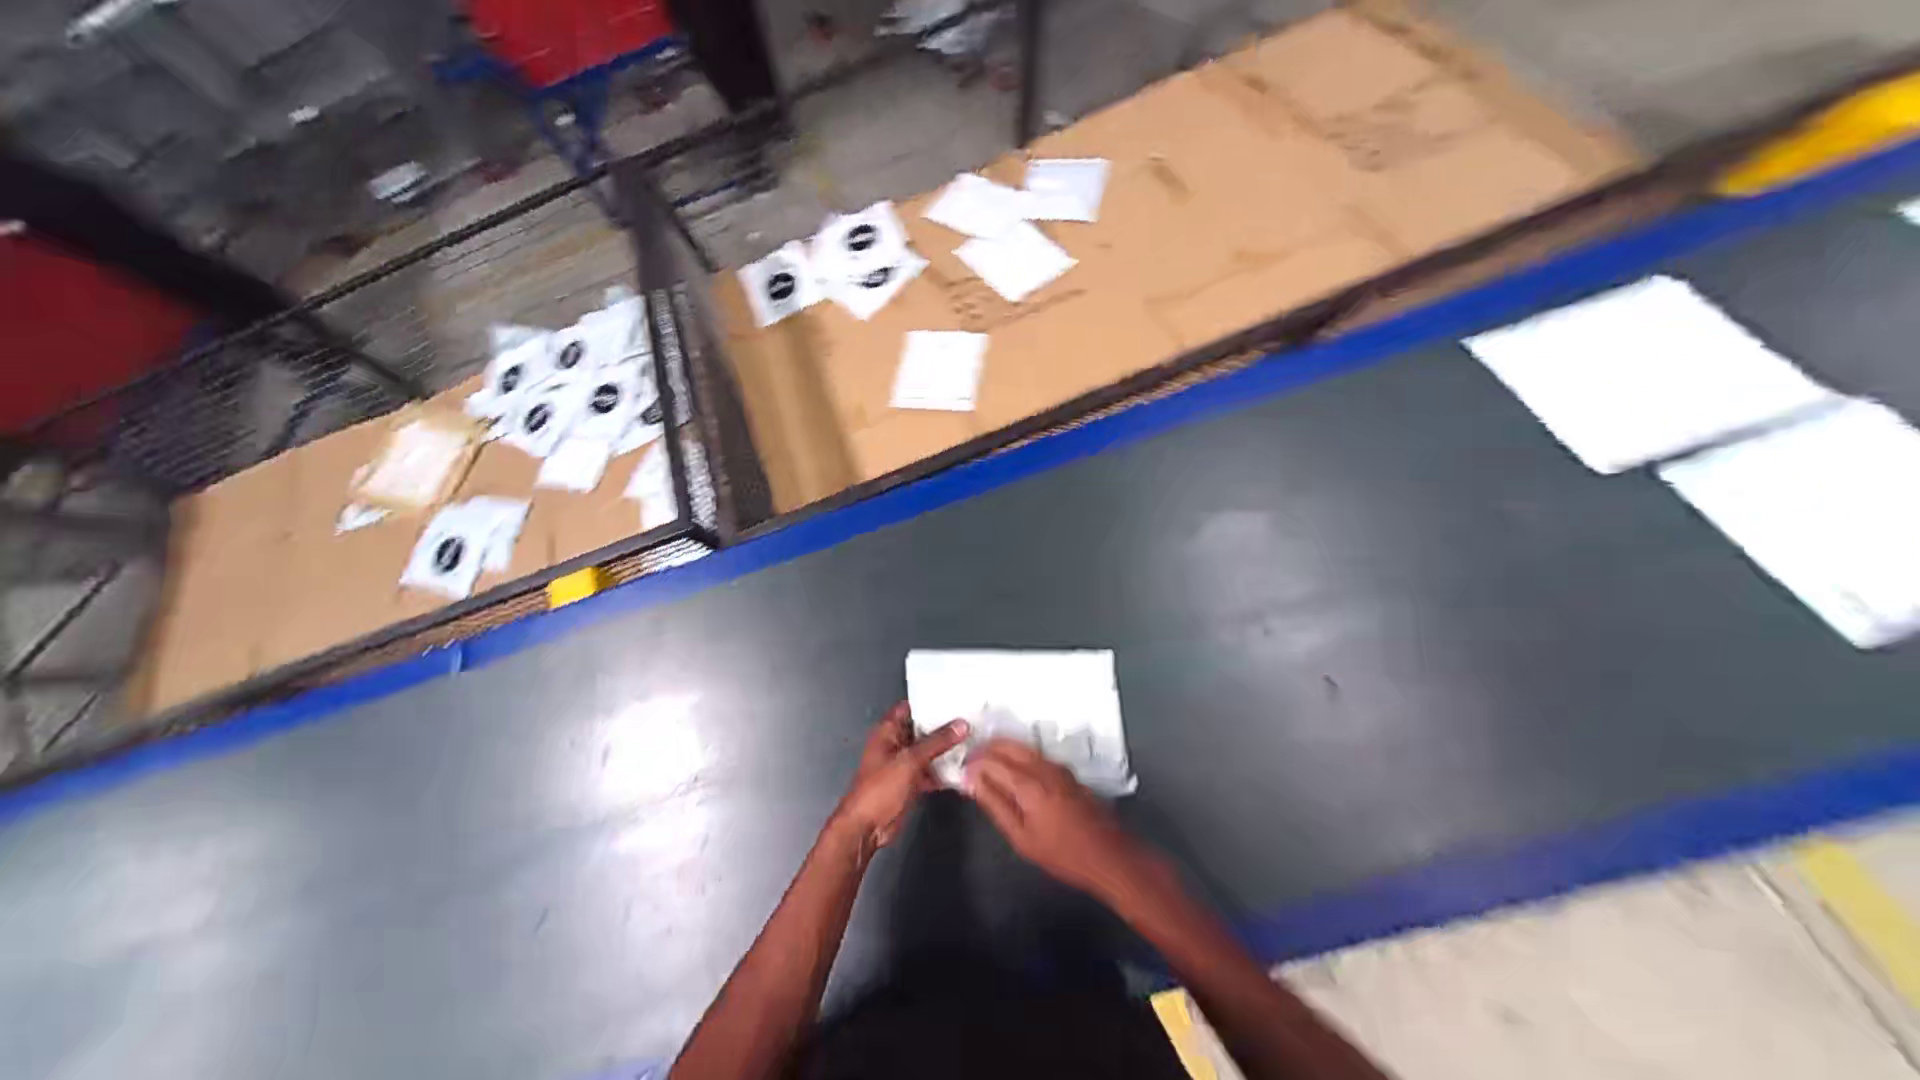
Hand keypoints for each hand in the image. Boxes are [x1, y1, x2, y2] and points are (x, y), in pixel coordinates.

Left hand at [828, 702, 967, 851]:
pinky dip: (943, 772)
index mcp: (887, 731)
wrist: (867, 827)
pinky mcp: (910, 783)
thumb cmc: (879, 788)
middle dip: (943, 727)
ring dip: (945, 750)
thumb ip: (937, 742)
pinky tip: (962, 770)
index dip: (929, 702)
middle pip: (922, 730)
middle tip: (970, 719)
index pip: (910, 708)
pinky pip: (930, 771)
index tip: (953, 699)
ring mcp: (903, 764)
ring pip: (928, 752)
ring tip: (972, 741)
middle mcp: (895, 744)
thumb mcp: (910, 760)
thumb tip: (961, 725)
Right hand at [964, 738, 1152, 900]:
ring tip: (986, 762)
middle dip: (986, 749)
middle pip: (1007, 745)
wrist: (1108, 855)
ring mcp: (1057, 767)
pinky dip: (1017, 754)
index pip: (991, 761)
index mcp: (1028, 783)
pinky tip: (1012, 768)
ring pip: (1022, 746)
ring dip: (1001, 748)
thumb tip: (973, 782)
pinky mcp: (1067, 772)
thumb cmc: (1063, 854)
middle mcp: (1043, 767)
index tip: (961, 772)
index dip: (973, 764)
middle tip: (970, 760)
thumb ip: (995, 805)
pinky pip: (1035, 753)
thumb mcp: (1021, 837)